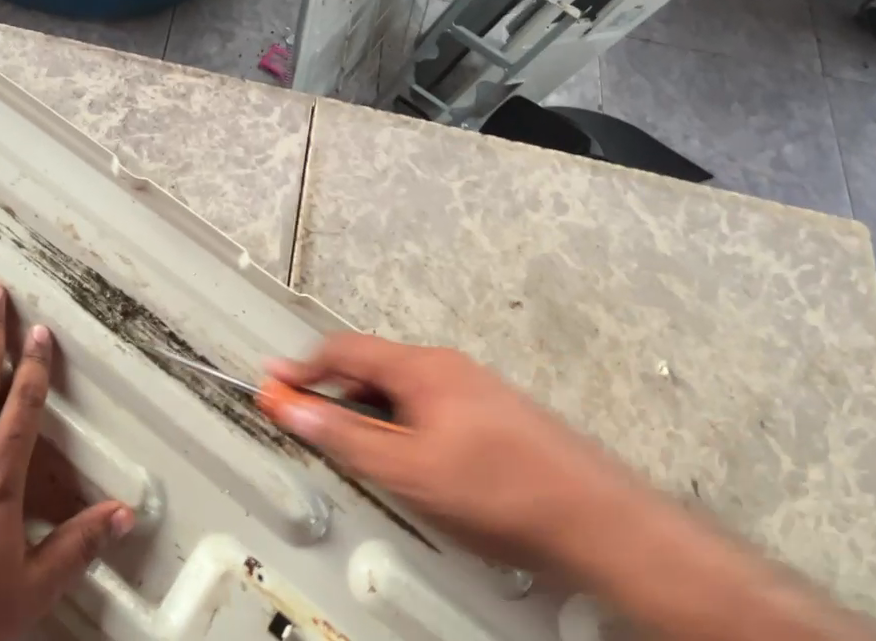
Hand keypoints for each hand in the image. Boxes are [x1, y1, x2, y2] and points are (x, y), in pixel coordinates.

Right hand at [264, 335, 875, 640]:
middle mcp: (448, 368)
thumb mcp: (404, 467)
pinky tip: (413, 462)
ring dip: (370, 412)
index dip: (302, 368)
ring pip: (401, 390)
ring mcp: (475, 390)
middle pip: (372, 368)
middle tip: (312, 420)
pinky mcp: (495, 416)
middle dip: (336, 393)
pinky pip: (429, 407)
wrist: (600, 523)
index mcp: (422, 368)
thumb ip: (342, 434)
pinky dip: (402, 424)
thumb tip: (293, 407)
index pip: (342, 351)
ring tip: (364, 452)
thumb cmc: (507, 491)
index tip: (275, 381)